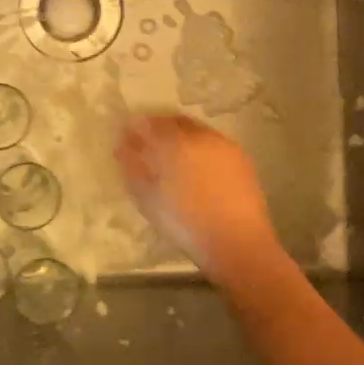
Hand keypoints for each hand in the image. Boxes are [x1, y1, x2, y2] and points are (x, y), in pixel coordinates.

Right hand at [114, 114, 282, 279]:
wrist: (238, 243)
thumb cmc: (185, 223)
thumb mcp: (148, 199)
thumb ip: (132, 168)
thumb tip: (123, 148)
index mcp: (173, 142)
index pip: (147, 123)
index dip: (133, 127)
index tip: (124, 138)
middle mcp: (200, 135)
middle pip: (174, 121)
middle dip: (158, 127)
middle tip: (147, 144)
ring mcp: (223, 145)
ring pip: (196, 131)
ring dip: (180, 136)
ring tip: (171, 158)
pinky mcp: (241, 159)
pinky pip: (213, 143)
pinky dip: (200, 148)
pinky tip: (196, 168)